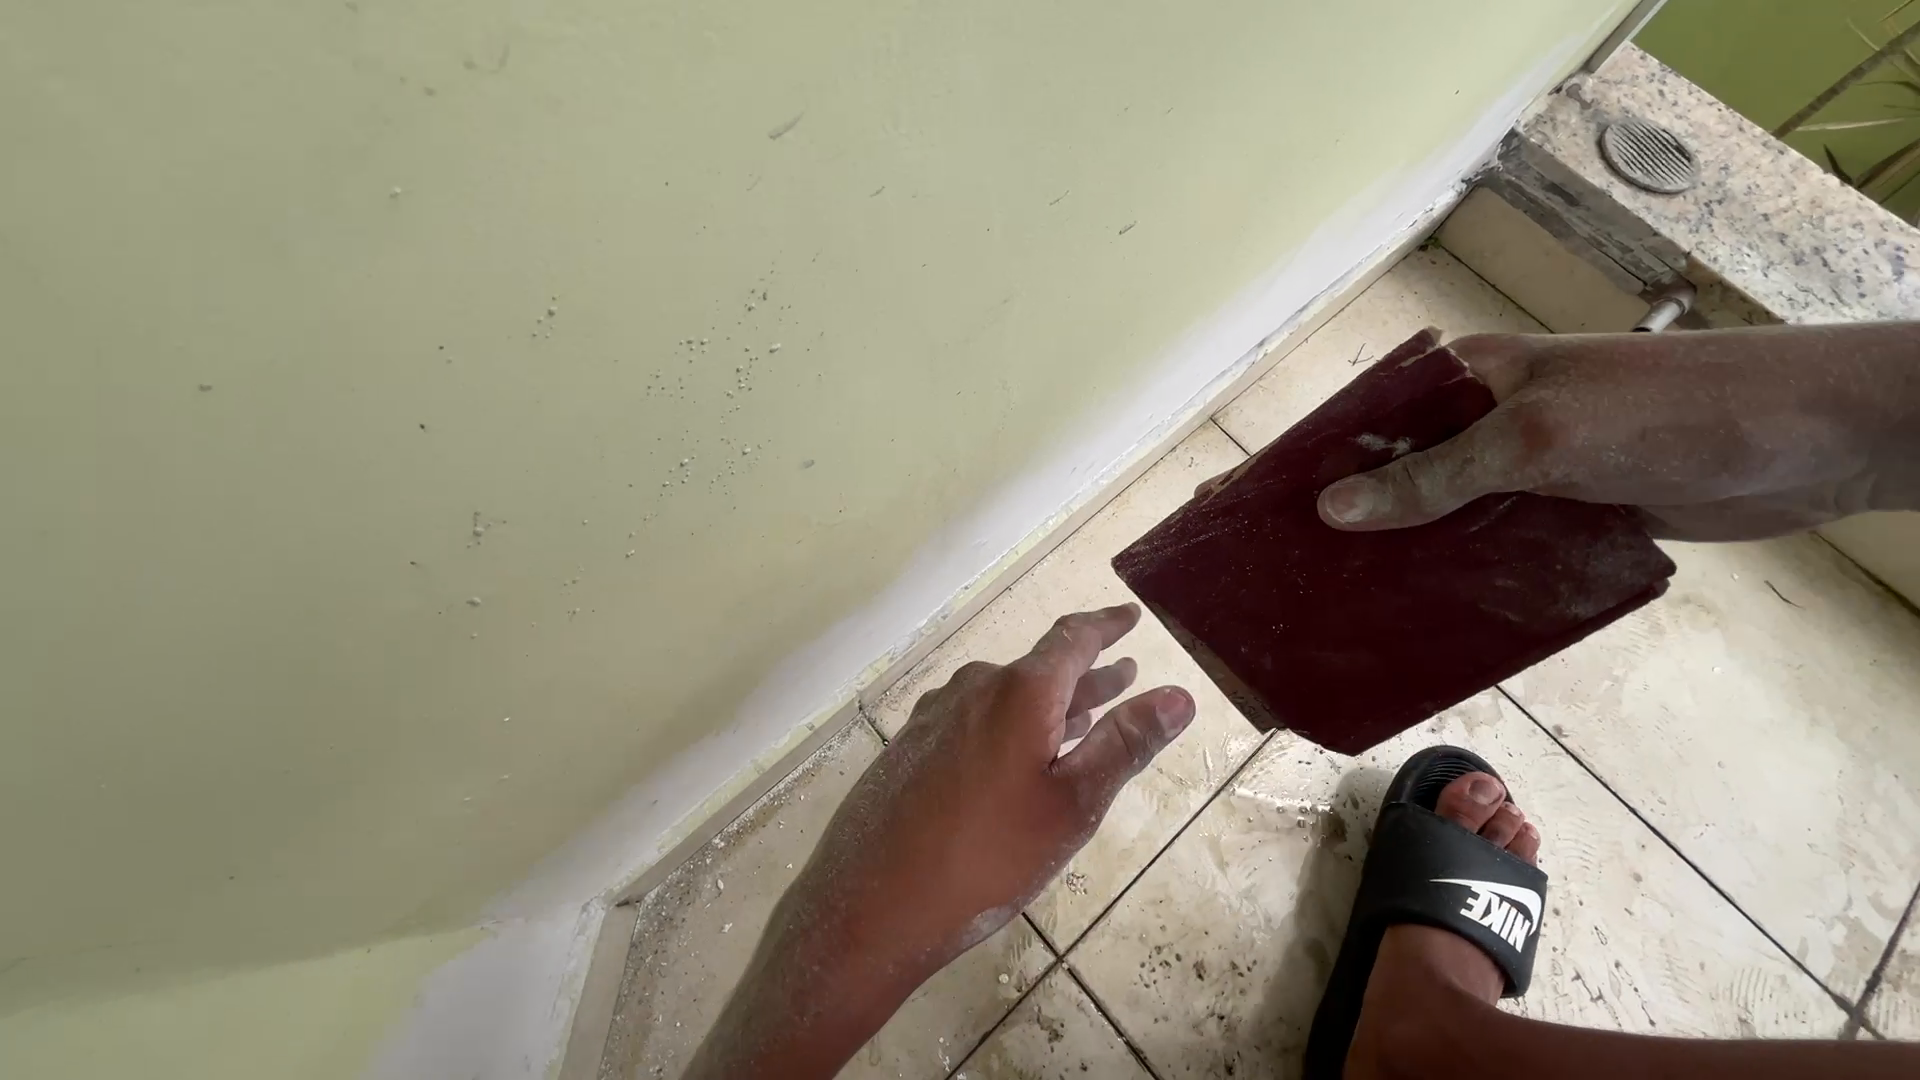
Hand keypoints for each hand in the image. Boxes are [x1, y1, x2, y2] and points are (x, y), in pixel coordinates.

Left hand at [810, 602, 1193, 969]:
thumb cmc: (986, 856)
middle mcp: (974, 688)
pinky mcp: (913, 745)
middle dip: (1086, 673)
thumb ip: (1124, 745)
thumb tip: (1179, 695)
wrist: (870, 900)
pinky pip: (976, 718)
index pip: (1072, 639)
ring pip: (1007, 696)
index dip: (1106, 625)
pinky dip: (1010, 723)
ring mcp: (937, 715)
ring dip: (1049, 701)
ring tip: (1082, 710)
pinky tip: (1014, 751)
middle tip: (1124, 673)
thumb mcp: (1071, 806)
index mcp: (1018, 692)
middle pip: (1040, 669)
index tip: (1129, 616)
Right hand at [1313, 324, 1919, 540]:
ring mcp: (1517, 467)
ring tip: (1339, 594)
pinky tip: (1415, 604)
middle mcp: (1482, 419)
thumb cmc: (1670, 411)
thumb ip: (1432, 476)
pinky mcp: (1552, 510)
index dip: (1313, 459)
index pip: (1367, 417)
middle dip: (1347, 514)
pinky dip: (1452, 570)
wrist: (1824, 441)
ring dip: (1398, 550)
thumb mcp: (1535, 438)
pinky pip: (1482, 542)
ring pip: (1434, 512)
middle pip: (1393, 470)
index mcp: (1467, 377)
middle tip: (1293, 565)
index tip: (1262, 506)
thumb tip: (1332, 510)